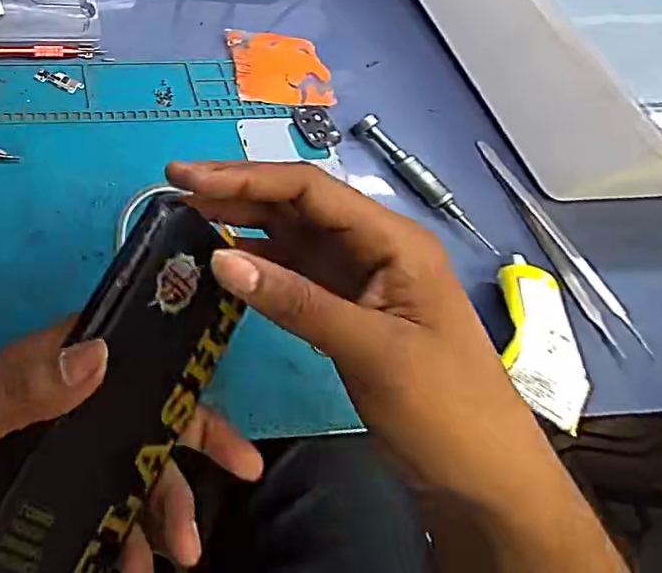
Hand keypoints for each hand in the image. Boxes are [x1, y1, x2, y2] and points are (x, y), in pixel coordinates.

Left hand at [0, 319, 262, 572]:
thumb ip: (17, 385)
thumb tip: (100, 352)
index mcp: (41, 372)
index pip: (113, 348)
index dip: (168, 362)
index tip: (216, 393)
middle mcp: (59, 406)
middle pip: (139, 412)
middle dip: (185, 444)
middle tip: (233, 478)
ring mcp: (60, 457)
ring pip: (133, 466)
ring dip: (166, 502)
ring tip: (179, 552)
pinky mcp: (57, 505)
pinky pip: (113, 514)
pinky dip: (136, 539)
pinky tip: (139, 566)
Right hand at [164, 162, 580, 520]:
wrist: (487, 486)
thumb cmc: (447, 410)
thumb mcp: (372, 352)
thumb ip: (294, 301)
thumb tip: (219, 258)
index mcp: (390, 239)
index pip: (307, 189)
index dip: (244, 177)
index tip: (189, 176)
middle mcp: (368, 243)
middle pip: (292, 202)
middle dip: (234, 190)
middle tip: (174, 187)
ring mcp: (352, 272)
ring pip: (284, 231)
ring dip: (237, 220)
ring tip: (184, 213)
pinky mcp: (338, 300)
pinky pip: (285, 267)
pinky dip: (250, 260)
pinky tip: (219, 258)